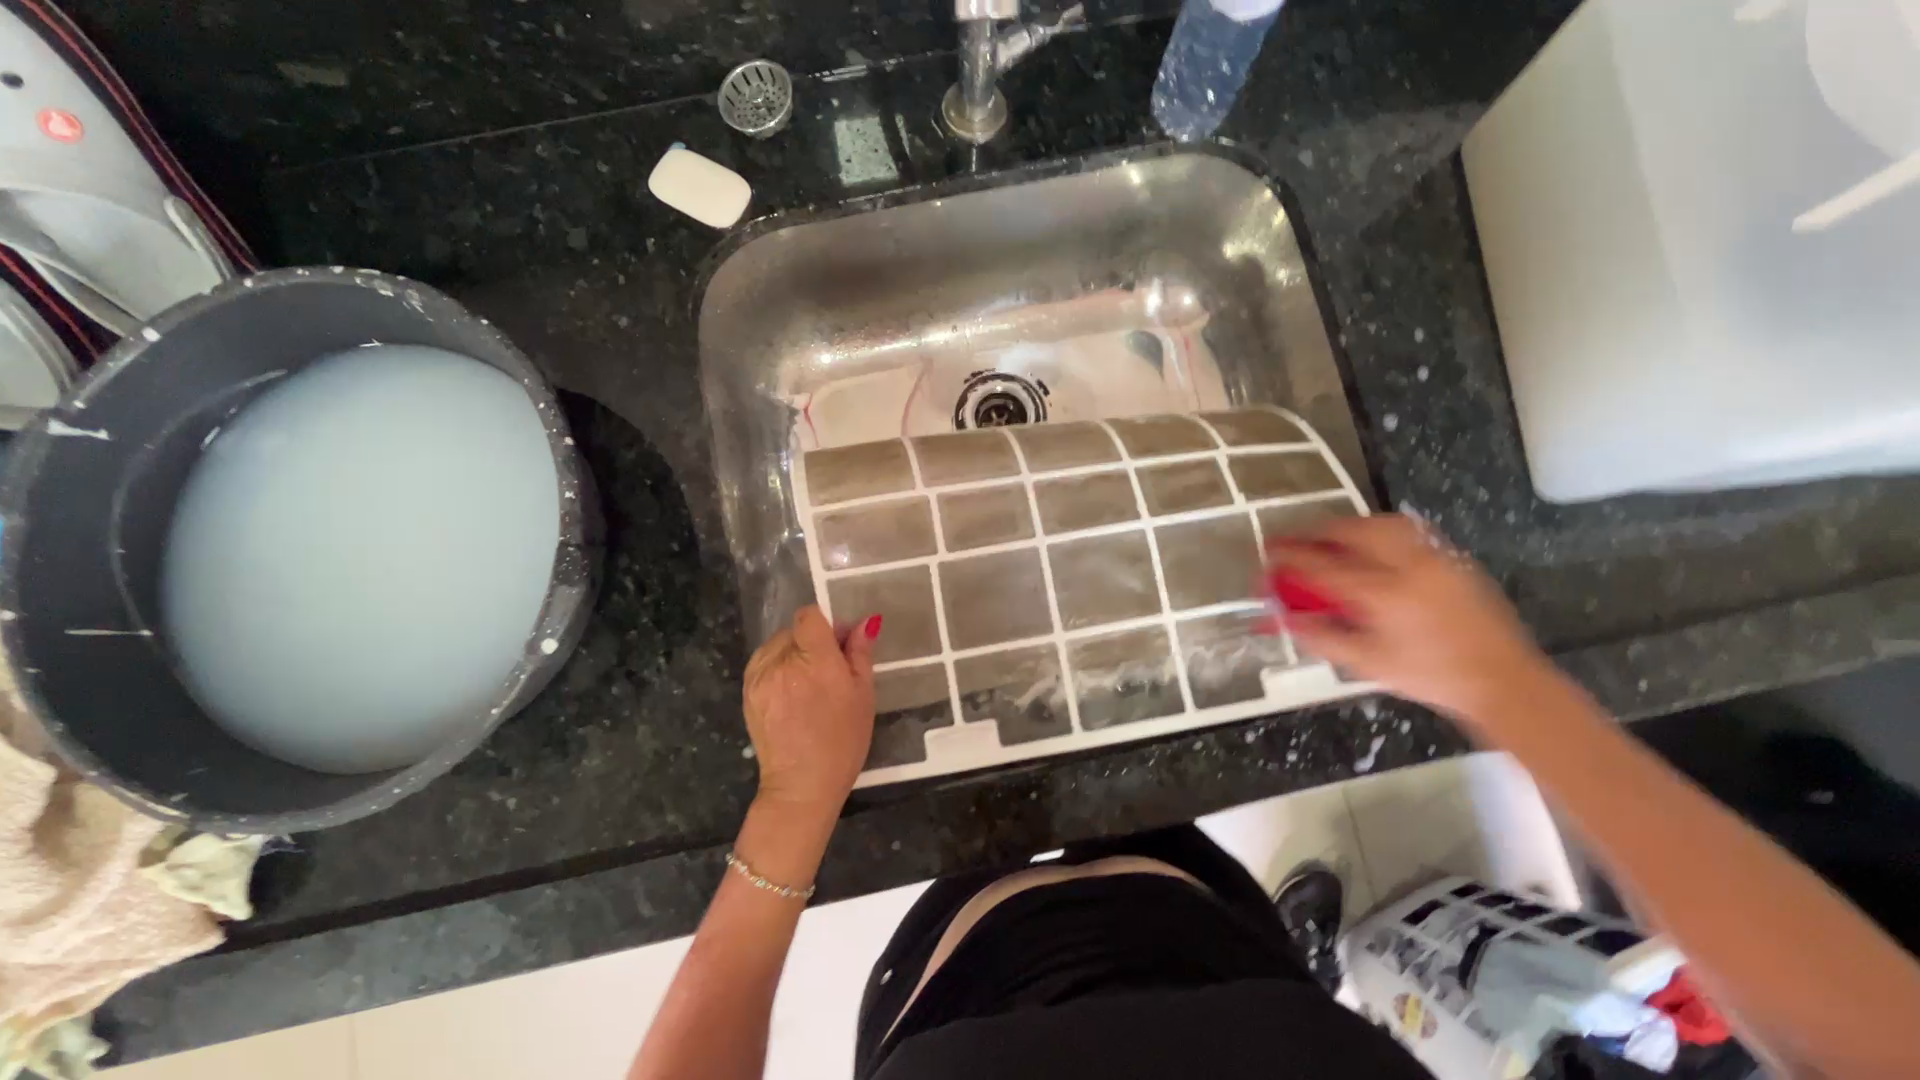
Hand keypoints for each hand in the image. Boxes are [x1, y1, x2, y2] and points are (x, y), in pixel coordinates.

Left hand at [742, 605, 879, 815]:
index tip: (837, 644)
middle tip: (827, 671)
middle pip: (794, 631)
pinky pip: (763, 664)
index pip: (809, 615)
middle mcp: (781, 660)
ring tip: (806, 687)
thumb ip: (860, 653)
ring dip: (792, 655)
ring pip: (777, 646)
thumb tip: (865, 621)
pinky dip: (776, 670)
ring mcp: (759, 676)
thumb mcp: (863, 695)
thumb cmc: (843, 741)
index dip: (825, 623)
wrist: (802, 784)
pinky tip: (789, 696)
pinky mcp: (746, 690)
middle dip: (811, 642)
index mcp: (815, 659)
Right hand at [1265, 514, 1556, 720]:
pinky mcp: (1454, 558)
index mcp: (1384, 595)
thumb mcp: (1369, 664)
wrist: (1503, 679)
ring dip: (1350, 526)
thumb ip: (1322, 637)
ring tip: (1332, 536)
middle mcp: (1409, 567)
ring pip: (1383, 522)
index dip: (1291, 556)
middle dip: (1318, 531)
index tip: (1270, 553)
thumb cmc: (1432, 677)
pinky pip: (1410, 530)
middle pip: (1353, 531)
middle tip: (1297, 539)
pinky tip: (1374, 543)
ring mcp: (1435, 558)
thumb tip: (1284, 618)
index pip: (1324, 566)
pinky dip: (1382, 529)